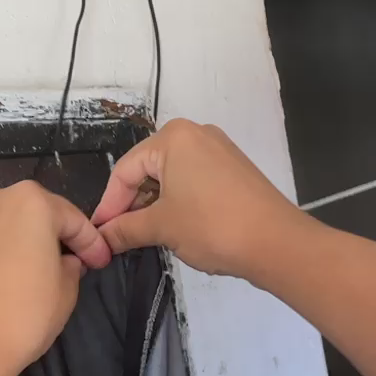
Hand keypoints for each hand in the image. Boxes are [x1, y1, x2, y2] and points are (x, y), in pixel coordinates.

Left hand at [0, 181, 112, 375]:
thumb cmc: (23, 314)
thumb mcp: (66, 291)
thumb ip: (72, 267)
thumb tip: (67, 261)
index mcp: (31, 201)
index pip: (73, 220)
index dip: (92, 244)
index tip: (102, 263)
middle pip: (36, 214)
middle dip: (56, 236)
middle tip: (74, 263)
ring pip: (7, 224)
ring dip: (25, 241)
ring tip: (38, 269)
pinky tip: (7, 275)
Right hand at [91, 119, 314, 280]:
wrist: (276, 242)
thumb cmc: (211, 227)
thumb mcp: (161, 228)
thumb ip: (125, 229)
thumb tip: (101, 238)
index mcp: (172, 137)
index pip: (125, 170)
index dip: (109, 205)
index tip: (99, 233)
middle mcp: (195, 133)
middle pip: (147, 169)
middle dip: (132, 203)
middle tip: (119, 235)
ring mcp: (218, 148)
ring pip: (171, 175)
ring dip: (154, 204)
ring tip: (145, 234)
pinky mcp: (233, 167)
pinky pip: (193, 179)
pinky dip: (178, 200)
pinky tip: (175, 226)